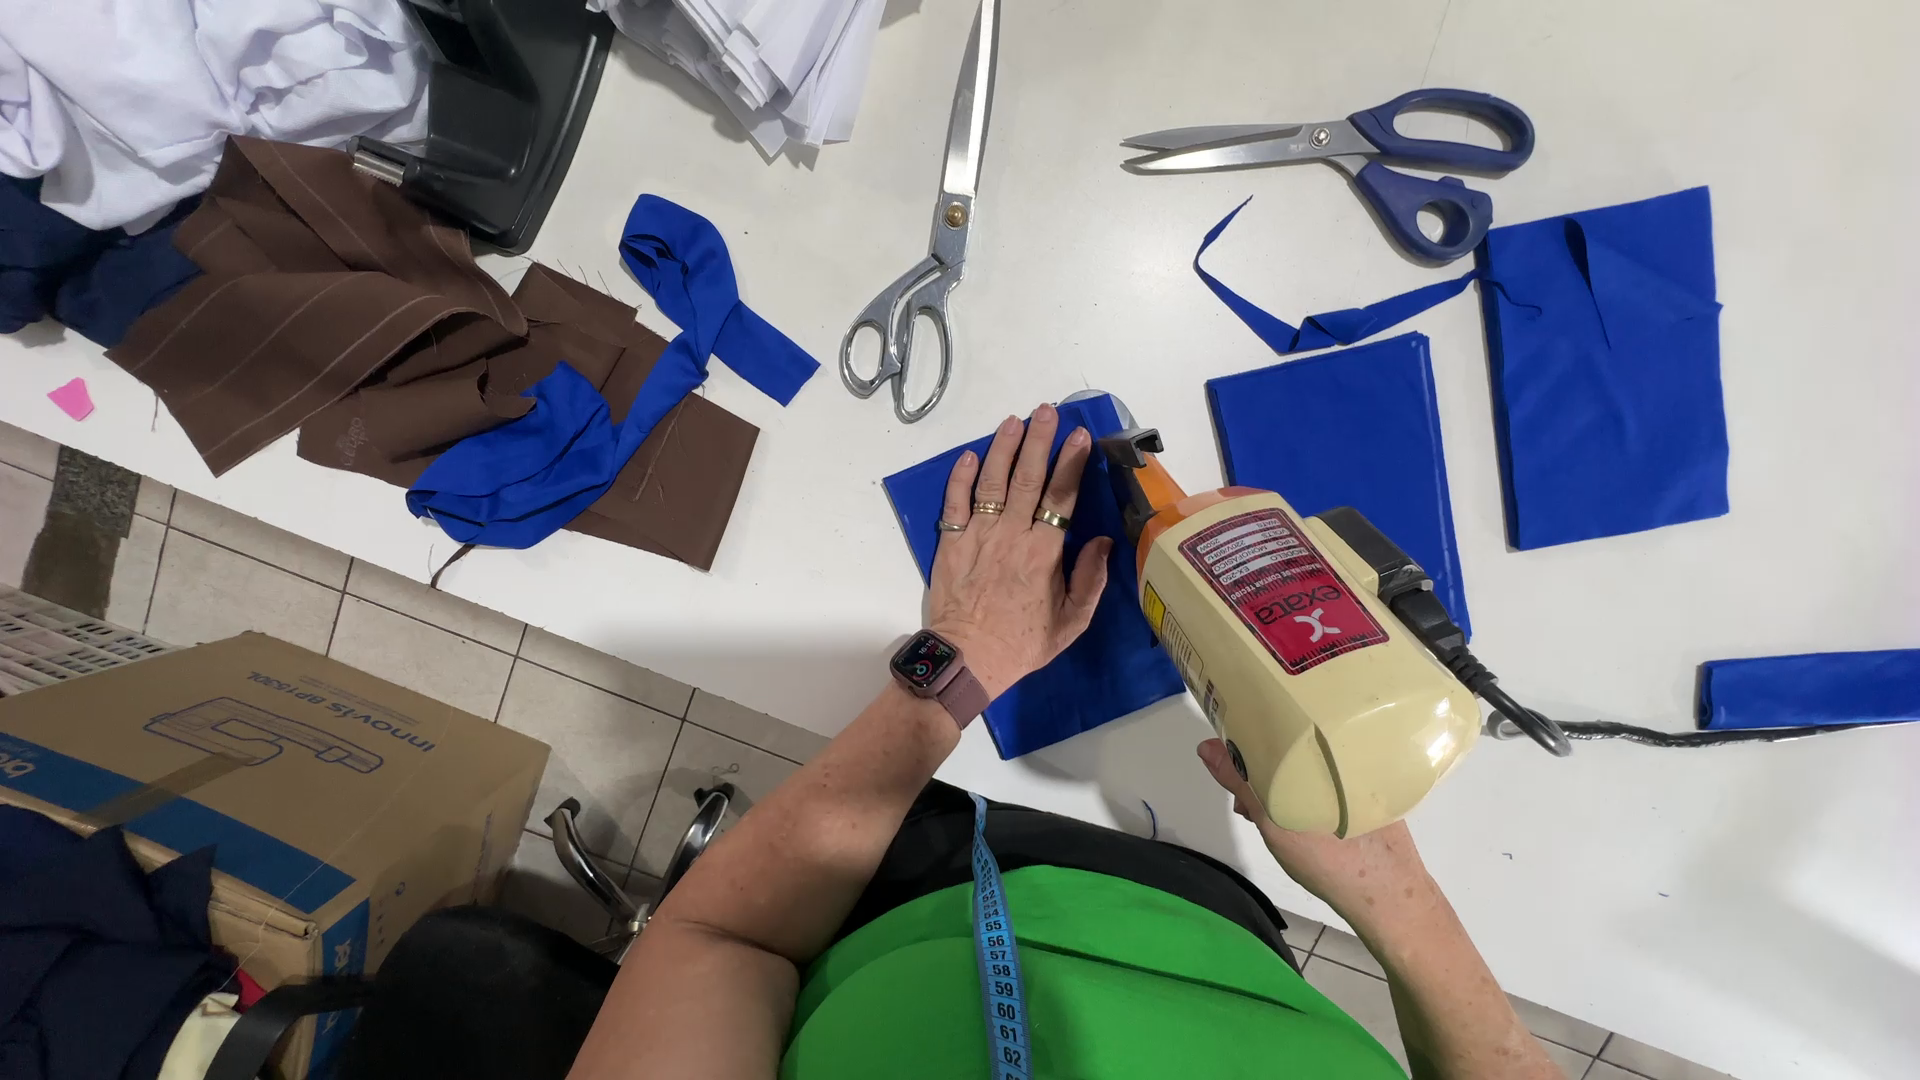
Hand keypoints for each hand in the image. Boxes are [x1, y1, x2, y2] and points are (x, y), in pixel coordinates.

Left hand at [926, 404, 1110, 698]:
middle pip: (1026, 477)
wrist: (967, 659)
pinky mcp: (950, 542)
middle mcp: (1011, 534)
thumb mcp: (1071, 622)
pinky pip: (954, 502)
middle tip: (1046, 411)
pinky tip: (969, 456)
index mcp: (1044, 552)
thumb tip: (1103, 541)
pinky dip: (960, 477)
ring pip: (991, 482)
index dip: (1071, 462)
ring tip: (1013, 421)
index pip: (1060, 496)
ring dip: (1002, 448)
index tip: (1080, 436)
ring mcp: (977, 535)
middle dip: (1039, 441)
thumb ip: (1090, 580)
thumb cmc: (1022, 643)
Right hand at [1196, 738, 1438, 934]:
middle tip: (1244, 800)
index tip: (1230, 748)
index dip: (1253, 731)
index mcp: (1331, 752)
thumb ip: (1240, 782)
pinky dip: (1304, 797)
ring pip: (1309, 771)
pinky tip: (1294, 824)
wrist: (1391, 905)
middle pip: (1294, 748)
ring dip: (1281, 785)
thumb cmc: (1332, 860)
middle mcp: (1351, 758)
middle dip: (1261, 767)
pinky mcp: (1372, 802)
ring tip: (1264, 818)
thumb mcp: (1274, 820)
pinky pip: (1327, 788)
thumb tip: (1207, 747)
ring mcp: (1365, 782)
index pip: (1286, 723)